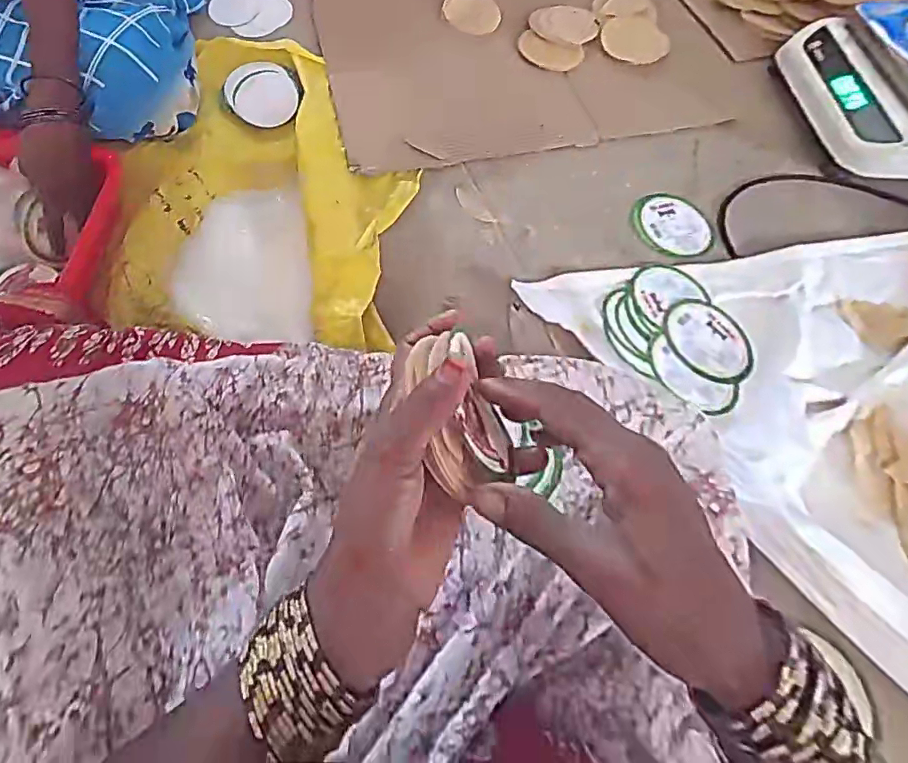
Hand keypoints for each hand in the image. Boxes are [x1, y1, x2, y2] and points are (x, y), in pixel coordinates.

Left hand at [17, 120, 95, 257]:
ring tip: (84, 231)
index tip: (59, 255)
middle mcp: (75, 194)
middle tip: (76, 248)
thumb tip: (42, 202)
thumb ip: (37, 190)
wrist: (56, 116)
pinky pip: (92, 192)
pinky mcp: (92, 170)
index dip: (58, 241)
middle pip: (79, 220)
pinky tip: (89, 206)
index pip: (58, 225)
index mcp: (57, 195)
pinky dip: (90, 202)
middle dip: (78, 233)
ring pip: (88, 206)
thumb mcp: (29, 169)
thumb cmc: (36, 142)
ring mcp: (86, 181)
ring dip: (85, 219)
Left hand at [308, 313, 498, 689]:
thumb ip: (425, 409)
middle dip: (474, 365)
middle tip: (499, 357)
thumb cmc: (373, 515)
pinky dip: (515, 454)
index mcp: (396, 414)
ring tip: (524, 402)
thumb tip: (458, 358)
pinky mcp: (467, 488)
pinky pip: (494, 460)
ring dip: (499, 405)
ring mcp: (445, 459)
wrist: (378, 589)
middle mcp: (422, 430)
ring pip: (477, 418)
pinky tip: (533, 455)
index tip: (460, 319)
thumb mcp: (394, 455)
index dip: (432, 334)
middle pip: (451, 383)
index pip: (413, 359)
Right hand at [468, 378, 776, 708]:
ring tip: (502, 421)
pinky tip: (542, 450)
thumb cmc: (666, 608)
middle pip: (576, 406)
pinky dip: (565, 434)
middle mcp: (640, 450)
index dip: (520, 393)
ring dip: (546, 414)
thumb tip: (479, 492)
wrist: (731, 642)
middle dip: (528, 395)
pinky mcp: (649, 477)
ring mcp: (648, 461)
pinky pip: (599, 439)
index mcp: (629, 464)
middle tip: (482, 395)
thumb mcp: (596, 569)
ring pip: (588, 420)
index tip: (480, 385)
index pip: (565, 410)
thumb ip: (536, 522)